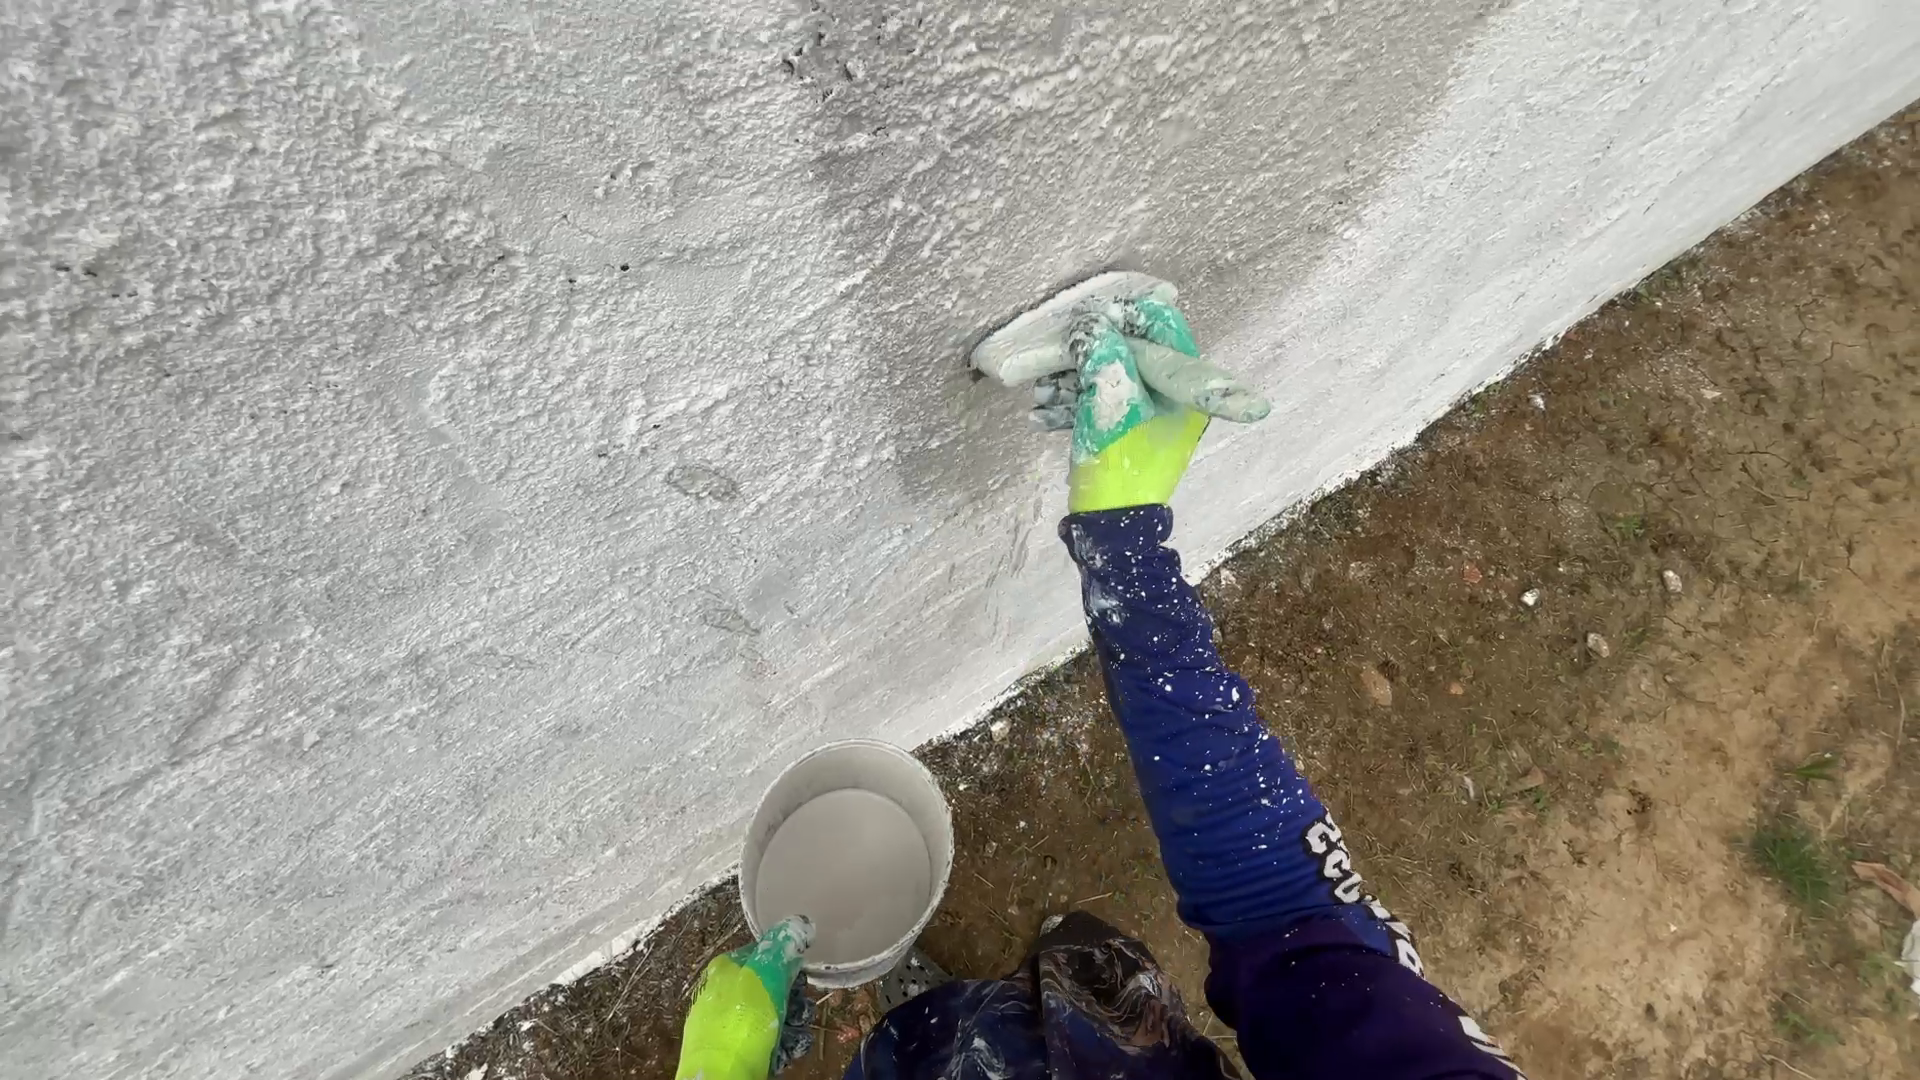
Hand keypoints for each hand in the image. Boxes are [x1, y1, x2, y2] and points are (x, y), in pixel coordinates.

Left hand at [674, 916, 812, 1079]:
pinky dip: (784, 1041)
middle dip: (794, 993)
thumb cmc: (741, 1020)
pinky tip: (792, 1045)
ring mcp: (729, 1027)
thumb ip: (782, 945)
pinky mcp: (737, 1054)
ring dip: (794, 1018)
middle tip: (803, 1001)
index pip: (759, 951)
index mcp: (725, 970)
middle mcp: (725, 995)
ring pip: (773, 1013)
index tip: (799, 966)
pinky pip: (768, 1040)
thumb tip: (799, 921)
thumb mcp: (765, 973)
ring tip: (800, 1027)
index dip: (783, 957)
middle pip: (770, 984)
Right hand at [1032, 295, 1269, 512]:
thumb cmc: (1118, 467)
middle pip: (1128, 354)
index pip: (1162, 329)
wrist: (1109, 530)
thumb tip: (1090, 325)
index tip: (1090, 319)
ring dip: (1071, 381)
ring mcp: (1147, 420)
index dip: (1125, 317)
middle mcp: (1171, 401)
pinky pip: (1098, 406)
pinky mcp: (1124, 435)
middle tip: (1057, 356)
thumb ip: (1103, 354)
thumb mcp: (1110, 403)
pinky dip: (1071, 406)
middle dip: (1088, 354)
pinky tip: (1042, 414)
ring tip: (1041, 394)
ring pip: (1107, 380)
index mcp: (1182, 391)